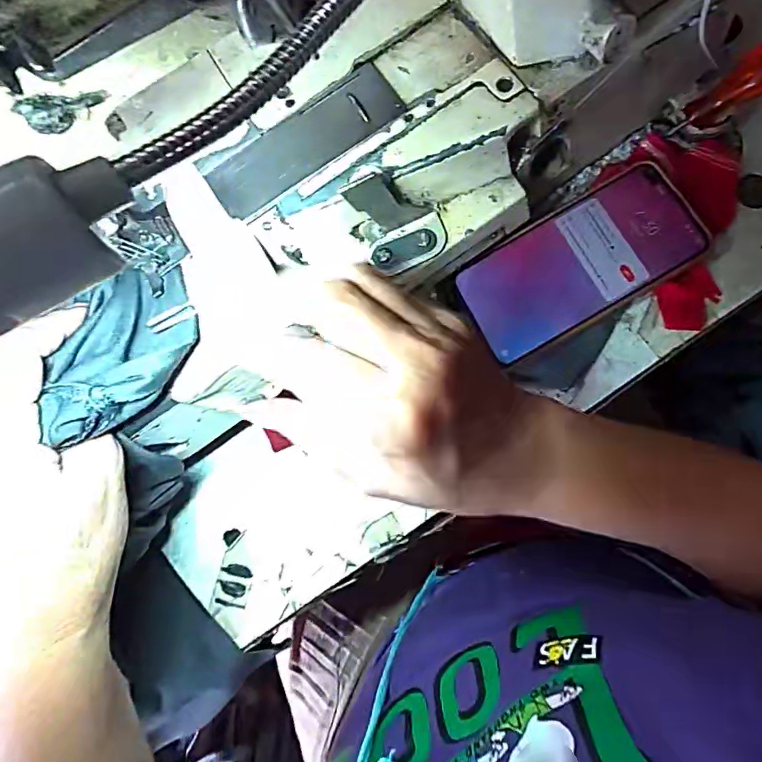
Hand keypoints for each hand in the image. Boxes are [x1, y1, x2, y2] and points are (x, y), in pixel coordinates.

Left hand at [0, 308, 126, 653]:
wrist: (33, 614)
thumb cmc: (73, 554)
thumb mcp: (102, 477)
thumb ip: (85, 415)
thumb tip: (76, 377)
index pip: (8, 362)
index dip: (47, 332)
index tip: (79, 320)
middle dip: (16, 333)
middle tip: (57, 325)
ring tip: (21, 339)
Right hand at [243, 267, 557, 515]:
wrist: (522, 449)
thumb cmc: (449, 478)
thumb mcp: (375, 479)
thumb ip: (314, 439)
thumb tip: (260, 407)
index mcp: (392, 418)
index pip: (311, 368)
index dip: (266, 354)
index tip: (240, 349)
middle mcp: (413, 364)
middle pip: (332, 306)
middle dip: (285, 303)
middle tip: (261, 311)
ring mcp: (436, 333)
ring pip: (360, 283)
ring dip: (316, 283)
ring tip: (290, 296)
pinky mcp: (448, 317)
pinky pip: (389, 286)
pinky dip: (353, 286)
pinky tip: (335, 297)